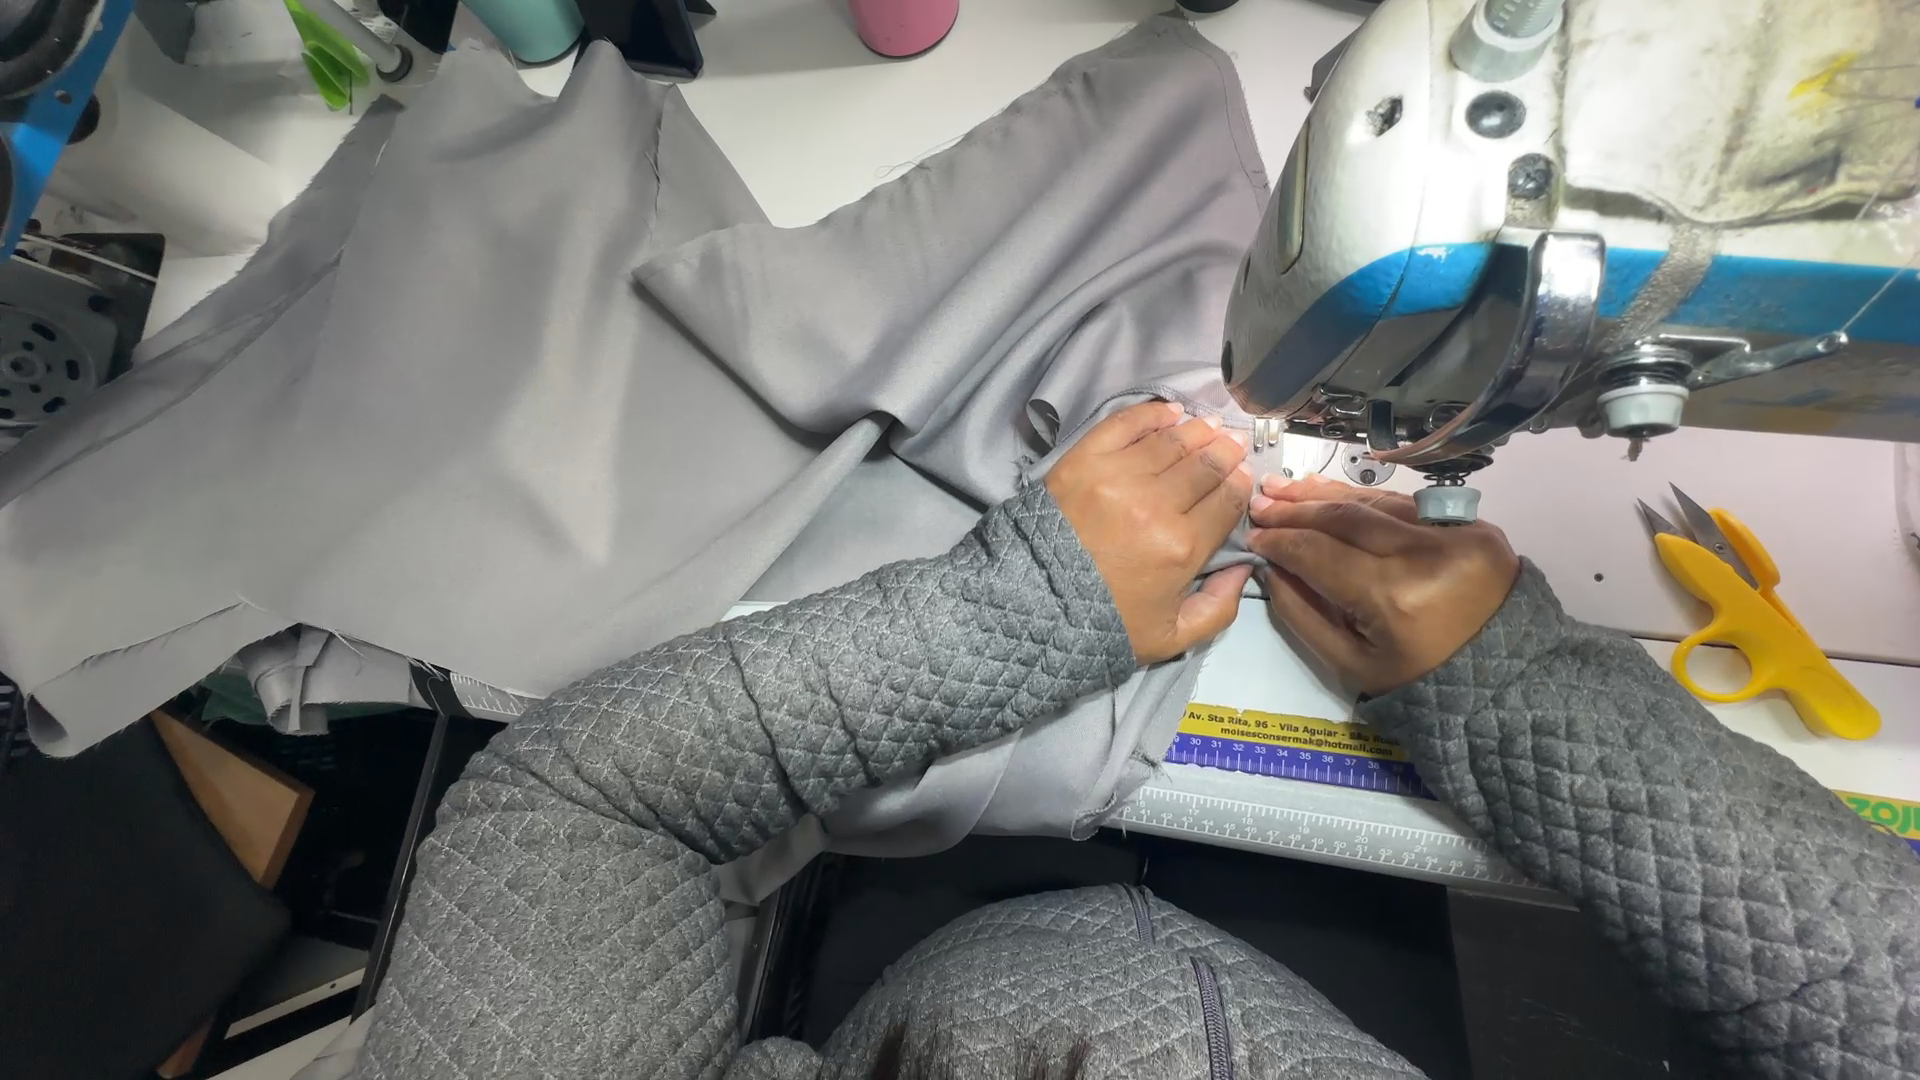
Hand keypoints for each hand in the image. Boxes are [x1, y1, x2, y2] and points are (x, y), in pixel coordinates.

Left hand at [1045, 402, 1254, 664]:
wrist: (1031, 607)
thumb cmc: (1102, 623)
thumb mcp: (1173, 637)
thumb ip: (1219, 607)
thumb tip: (1246, 566)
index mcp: (1182, 547)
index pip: (1226, 500)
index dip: (1239, 483)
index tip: (1242, 474)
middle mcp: (1155, 505)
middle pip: (1203, 466)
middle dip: (1224, 452)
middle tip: (1231, 443)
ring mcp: (1116, 478)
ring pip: (1170, 442)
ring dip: (1196, 431)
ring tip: (1207, 426)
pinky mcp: (1082, 462)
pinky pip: (1124, 426)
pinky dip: (1151, 413)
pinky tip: (1169, 411)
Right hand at [1246, 474, 1519, 694]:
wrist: (1507, 676)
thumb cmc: (1417, 677)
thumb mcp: (1346, 661)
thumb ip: (1300, 611)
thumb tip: (1269, 565)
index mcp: (1393, 597)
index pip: (1317, 552)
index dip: (1278, 541)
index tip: (1251, 535)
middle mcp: (1425, 555)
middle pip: (1343, 518)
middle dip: (1294, 509)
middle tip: (1259, 503)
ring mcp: (1455, 533)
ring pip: (1372, 502)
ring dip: (1323, 494)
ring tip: (1284, 488)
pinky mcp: (1473, 523)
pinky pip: (1404, 503)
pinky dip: (1363, 497)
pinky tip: (1329, 491)